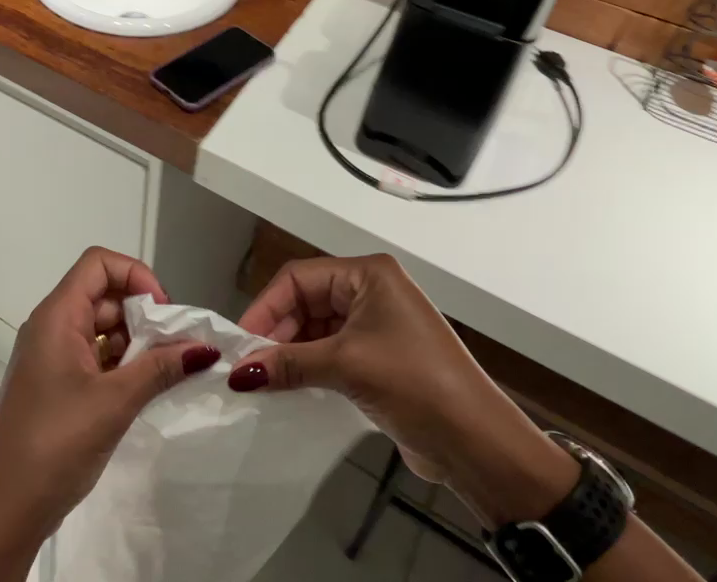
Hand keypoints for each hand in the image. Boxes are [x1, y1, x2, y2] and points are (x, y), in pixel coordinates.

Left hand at [0, 248, 220, 580]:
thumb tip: (205, 347)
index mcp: (56, 316)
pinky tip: (145, 388)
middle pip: (103, 294)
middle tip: (175, 349)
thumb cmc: (55, 443)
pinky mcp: (56, 384)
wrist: (6, 509)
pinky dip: (122, 364)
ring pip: (102, 327)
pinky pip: (95, 355)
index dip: (136, 275)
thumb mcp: (115, 402)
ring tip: (165, 371)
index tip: (163, 313)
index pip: (98, 263)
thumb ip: (160, 368)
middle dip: (143, 313)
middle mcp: (51, 326)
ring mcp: (51, 356)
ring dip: (136, 341)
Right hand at [232, 254, 577, 526]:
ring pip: (316, 329)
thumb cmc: (415, 384)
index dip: (266, 306)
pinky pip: (330, 352)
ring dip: (290, 352)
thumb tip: (240, 372)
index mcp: (368, 274)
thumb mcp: (347, 366)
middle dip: (277, 331)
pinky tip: (288, 388)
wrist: (476, 441)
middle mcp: (371, 291)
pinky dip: (308, 367)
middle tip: (249, 366)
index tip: (240, 342)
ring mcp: (376, 326)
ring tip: (264, 380)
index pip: (299, 278)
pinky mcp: (378, 358)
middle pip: (306, 301)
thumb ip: (289, 363)